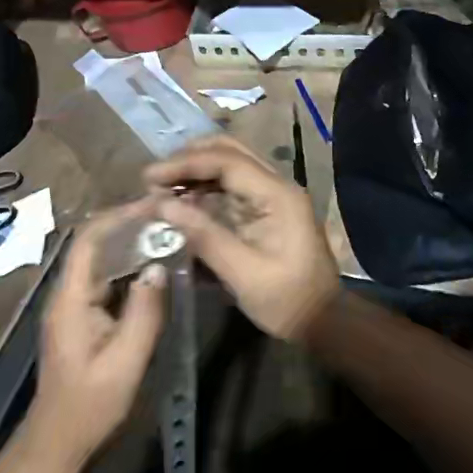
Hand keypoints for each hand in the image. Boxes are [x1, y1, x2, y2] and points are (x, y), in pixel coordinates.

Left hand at [28, 201, 166, 463]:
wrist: (59, 440)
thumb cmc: (91, 404)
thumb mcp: (125, 362)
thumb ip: (144, 313)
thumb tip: (159, 266)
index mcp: (71, 299)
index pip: (89, 240)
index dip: (119, 216)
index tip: (155, 205)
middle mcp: (68, 293)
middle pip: (94, 243)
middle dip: (129, 223)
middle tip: (169, 213)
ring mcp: (74, 303)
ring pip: (102, 258)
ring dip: (131, 242)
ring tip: (167, 230)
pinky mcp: (83, 315)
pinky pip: (107, 277)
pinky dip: (130, 264)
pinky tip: (155, 263)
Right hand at [146, 136, 340, 341]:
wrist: (323, 321)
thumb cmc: (287, 300)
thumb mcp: (244, 274)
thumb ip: (204, 236)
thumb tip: (163, 206)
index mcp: (278, 195)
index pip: (227, 161)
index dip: (185, 164)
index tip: (149, 177)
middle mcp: (276, 186)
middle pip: (229, 152)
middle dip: (189, 159)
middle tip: (153, 178)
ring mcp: (271, 196)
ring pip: (228, 166)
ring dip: (194, 173)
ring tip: (159, 190)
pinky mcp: (264, 210)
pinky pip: (230, 187)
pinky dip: (203, 189)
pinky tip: (180, 203)